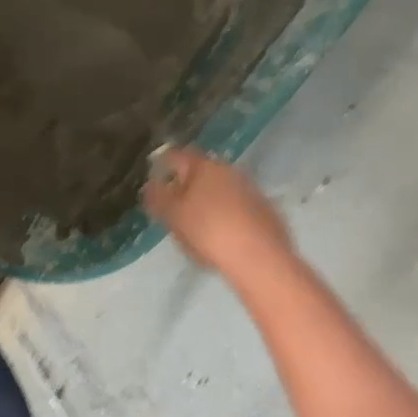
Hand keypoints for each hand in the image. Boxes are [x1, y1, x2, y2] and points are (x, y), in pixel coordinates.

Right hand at [141, 147, 292, 275]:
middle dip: (187, 187)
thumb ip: (156, 197)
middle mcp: (229, 170)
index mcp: (204, 166)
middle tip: (175, 209)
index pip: (176, 156)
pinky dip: (227, 217)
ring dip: (208, 202)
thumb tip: (149, 185)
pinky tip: (223, 238)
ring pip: (221, 191)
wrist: (261, 261)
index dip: (162, 166)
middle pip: (200, 173)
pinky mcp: (268, 212)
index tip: (154, 182)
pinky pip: (238, 208)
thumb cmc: (208, 231)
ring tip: (198, 227)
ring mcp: (252, 190)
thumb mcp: (172, 216)